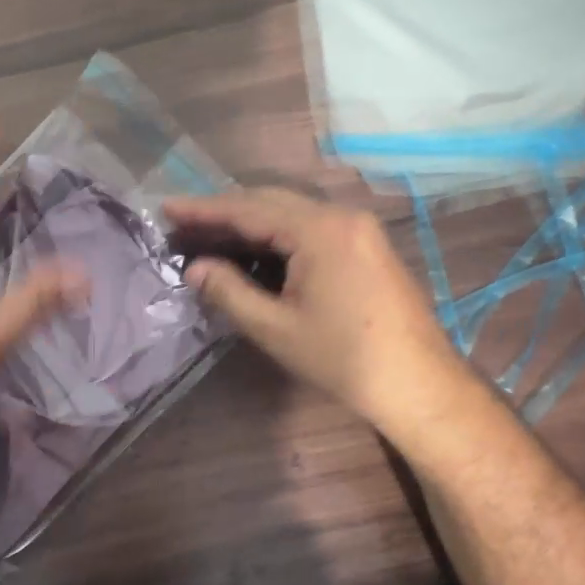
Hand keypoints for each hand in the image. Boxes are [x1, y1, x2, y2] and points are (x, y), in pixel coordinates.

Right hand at [163, 188, 478, 443]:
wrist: (417, 383)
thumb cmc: (342, 358)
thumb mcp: (275, 328)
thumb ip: (229, 292)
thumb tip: (194, 268)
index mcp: (320, 230)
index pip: (249, 209)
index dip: (204, 210)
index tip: (167, 209)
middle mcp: (342, 216)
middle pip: (271, 202)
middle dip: (225, 211)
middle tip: (183, 223)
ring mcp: (360, 230)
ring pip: (292, 213)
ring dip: (251, 222)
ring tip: (210, 236)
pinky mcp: (367, 247)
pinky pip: (312, 227)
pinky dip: (278, 235)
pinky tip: (254, 251)